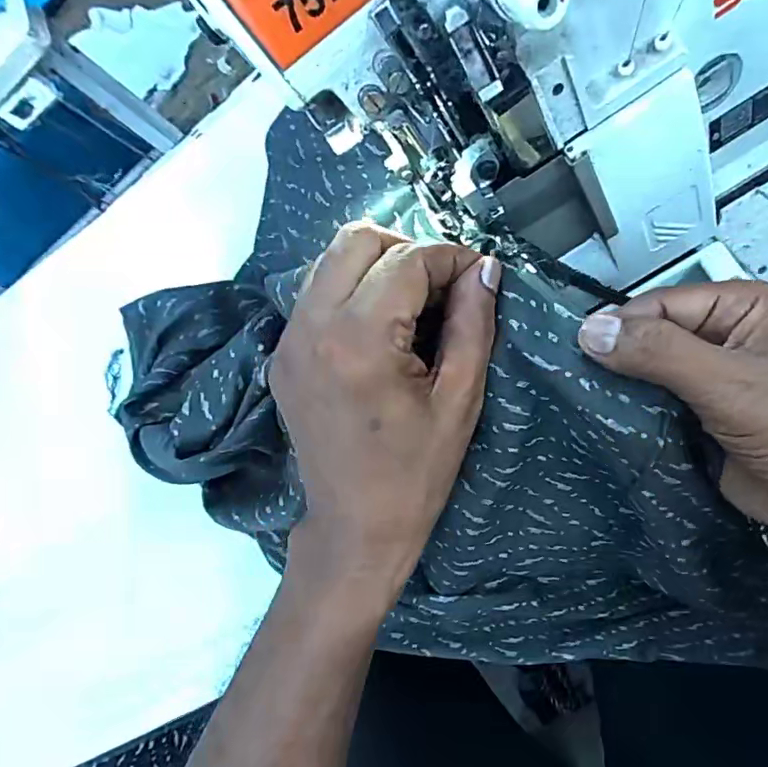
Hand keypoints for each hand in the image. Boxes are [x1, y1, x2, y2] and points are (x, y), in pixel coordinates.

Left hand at [269, 222, 499, 594]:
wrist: (355, 526)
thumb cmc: (418, 472)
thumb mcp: (460, 400)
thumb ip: (473, 326)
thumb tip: (485, 271)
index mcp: (358, 340)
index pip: (407, 262)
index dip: (452, 258)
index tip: (482, 275)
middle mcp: (310, 327)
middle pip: (358, 240)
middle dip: (411, 249)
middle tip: (448, 287)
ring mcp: (287, 339)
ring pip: (331, 260)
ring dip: (382, 266)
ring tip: (421, 304)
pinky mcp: (282, 354)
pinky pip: (319, 292)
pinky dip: (357, 289)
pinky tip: (388, 326)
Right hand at [576, 280, 767, 551]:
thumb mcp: (727, 381)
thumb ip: (659, 353)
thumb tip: (588, 330)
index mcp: (741, 307)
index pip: (663, 303)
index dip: (622, 325)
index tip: (575, 352)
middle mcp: (726, 338)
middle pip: (656, 338)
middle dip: (621, 359)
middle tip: (572, 380)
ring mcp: (715, 383)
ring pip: (655, 377)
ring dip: (626, 391)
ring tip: (582, 403)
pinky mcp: (706, 422)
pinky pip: (662, 411)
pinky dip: (639, 418)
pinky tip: (607, 426)